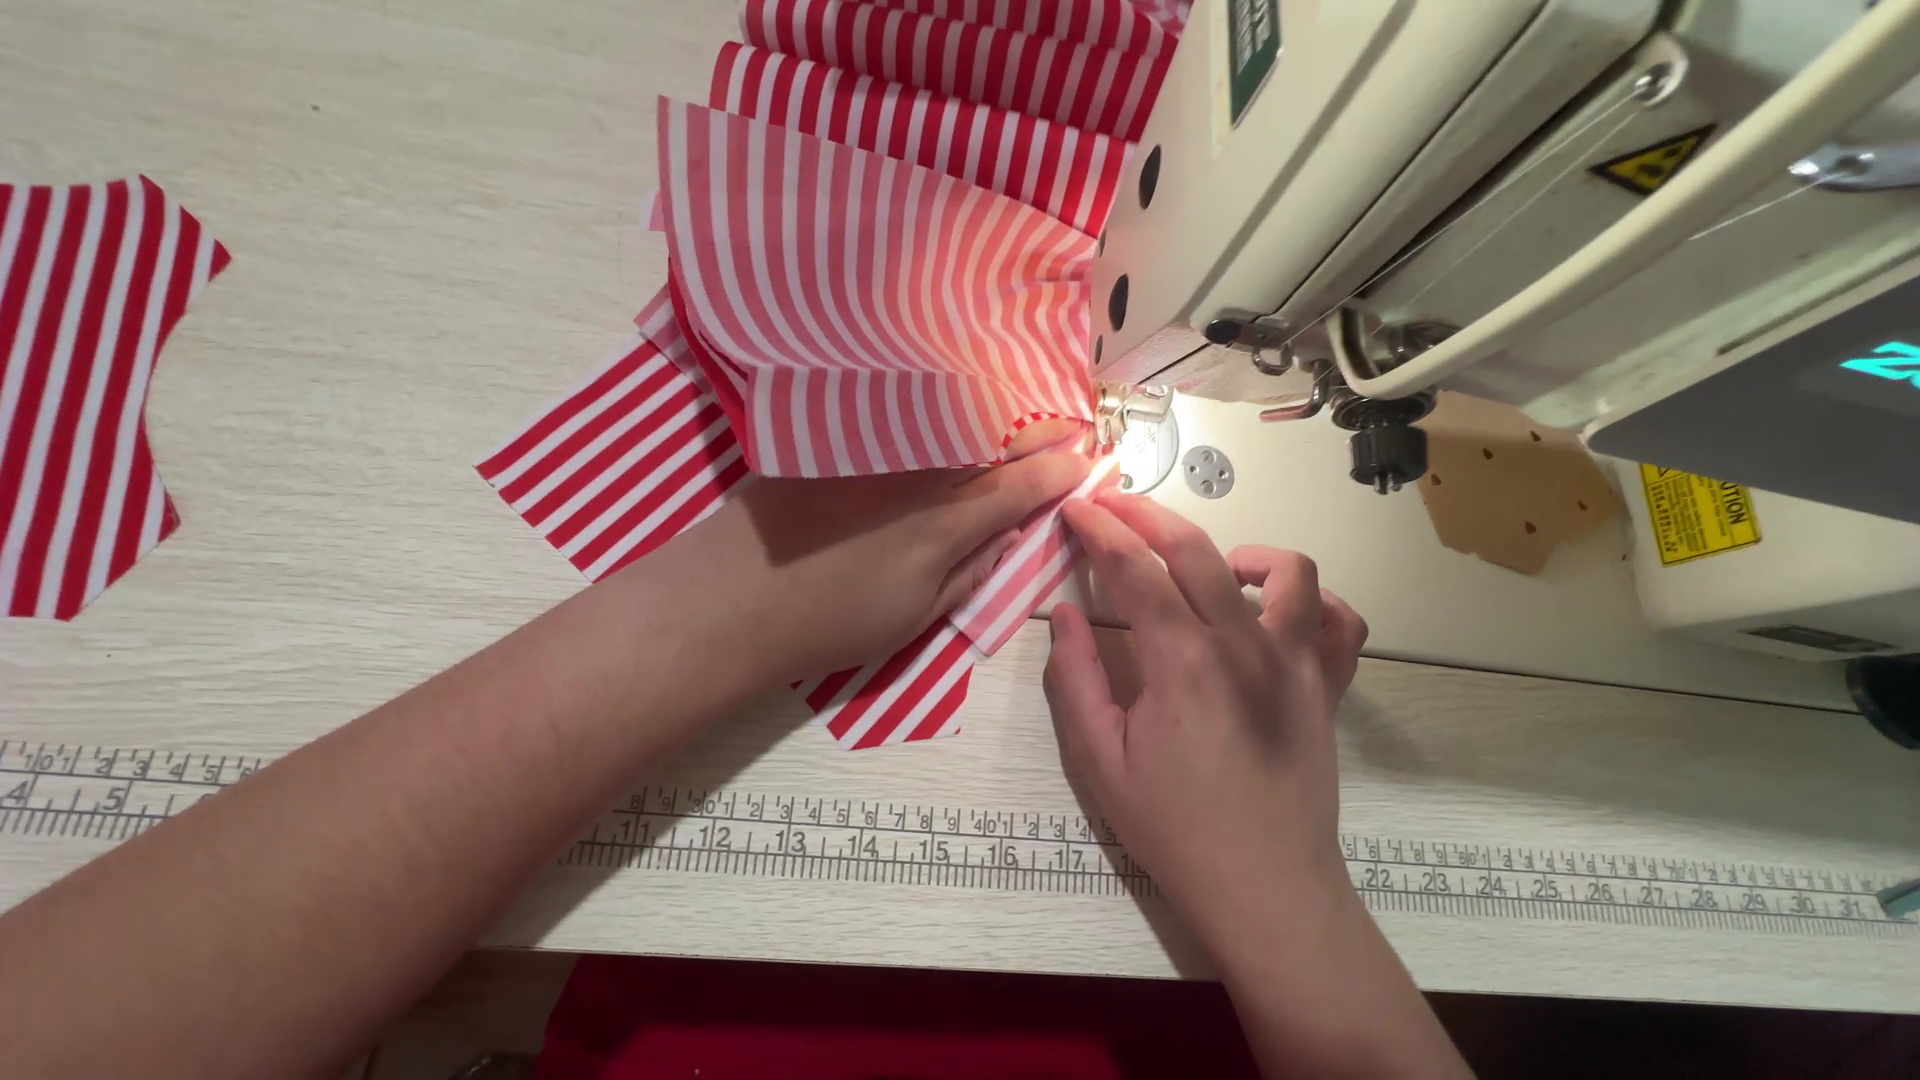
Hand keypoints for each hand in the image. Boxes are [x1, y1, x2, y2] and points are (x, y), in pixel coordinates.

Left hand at [651, 441, 1090, 686]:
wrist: (733, 597)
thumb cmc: (831, 621)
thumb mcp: (916, 615)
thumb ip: (972, 570)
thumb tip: (1016, 535)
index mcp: (950, 519)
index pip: (1027, 483)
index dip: (1063, 469)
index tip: (1087, 460)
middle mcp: (924, 467)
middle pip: (999, 436)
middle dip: (1042, 427)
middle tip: (1069, 423)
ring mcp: (881, 443)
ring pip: (955, 414)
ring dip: (998, 409)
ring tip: (1022, 407)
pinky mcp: (839, 430)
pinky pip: (906, 406)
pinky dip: (941, 403)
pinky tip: (950, 399)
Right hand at [1043, 492, 1367, 945]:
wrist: (1265, 890)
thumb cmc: (1173, 829)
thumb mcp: (1099, 762)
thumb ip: (1074, 680)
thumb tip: (1062, 615)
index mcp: (1181, 662)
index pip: (1133, 569)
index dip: (1098, 530)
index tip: (1075, 507)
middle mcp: (1245, 645)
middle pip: (1196, 549)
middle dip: (1146, 514)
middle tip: (1112, 505)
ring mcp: (1296, 663)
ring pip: (1286, 569)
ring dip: (1238, 550)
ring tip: (1206, 568)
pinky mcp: (1327, 686)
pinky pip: (1339, 621)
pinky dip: (1311, 601)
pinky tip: (1275, 612)